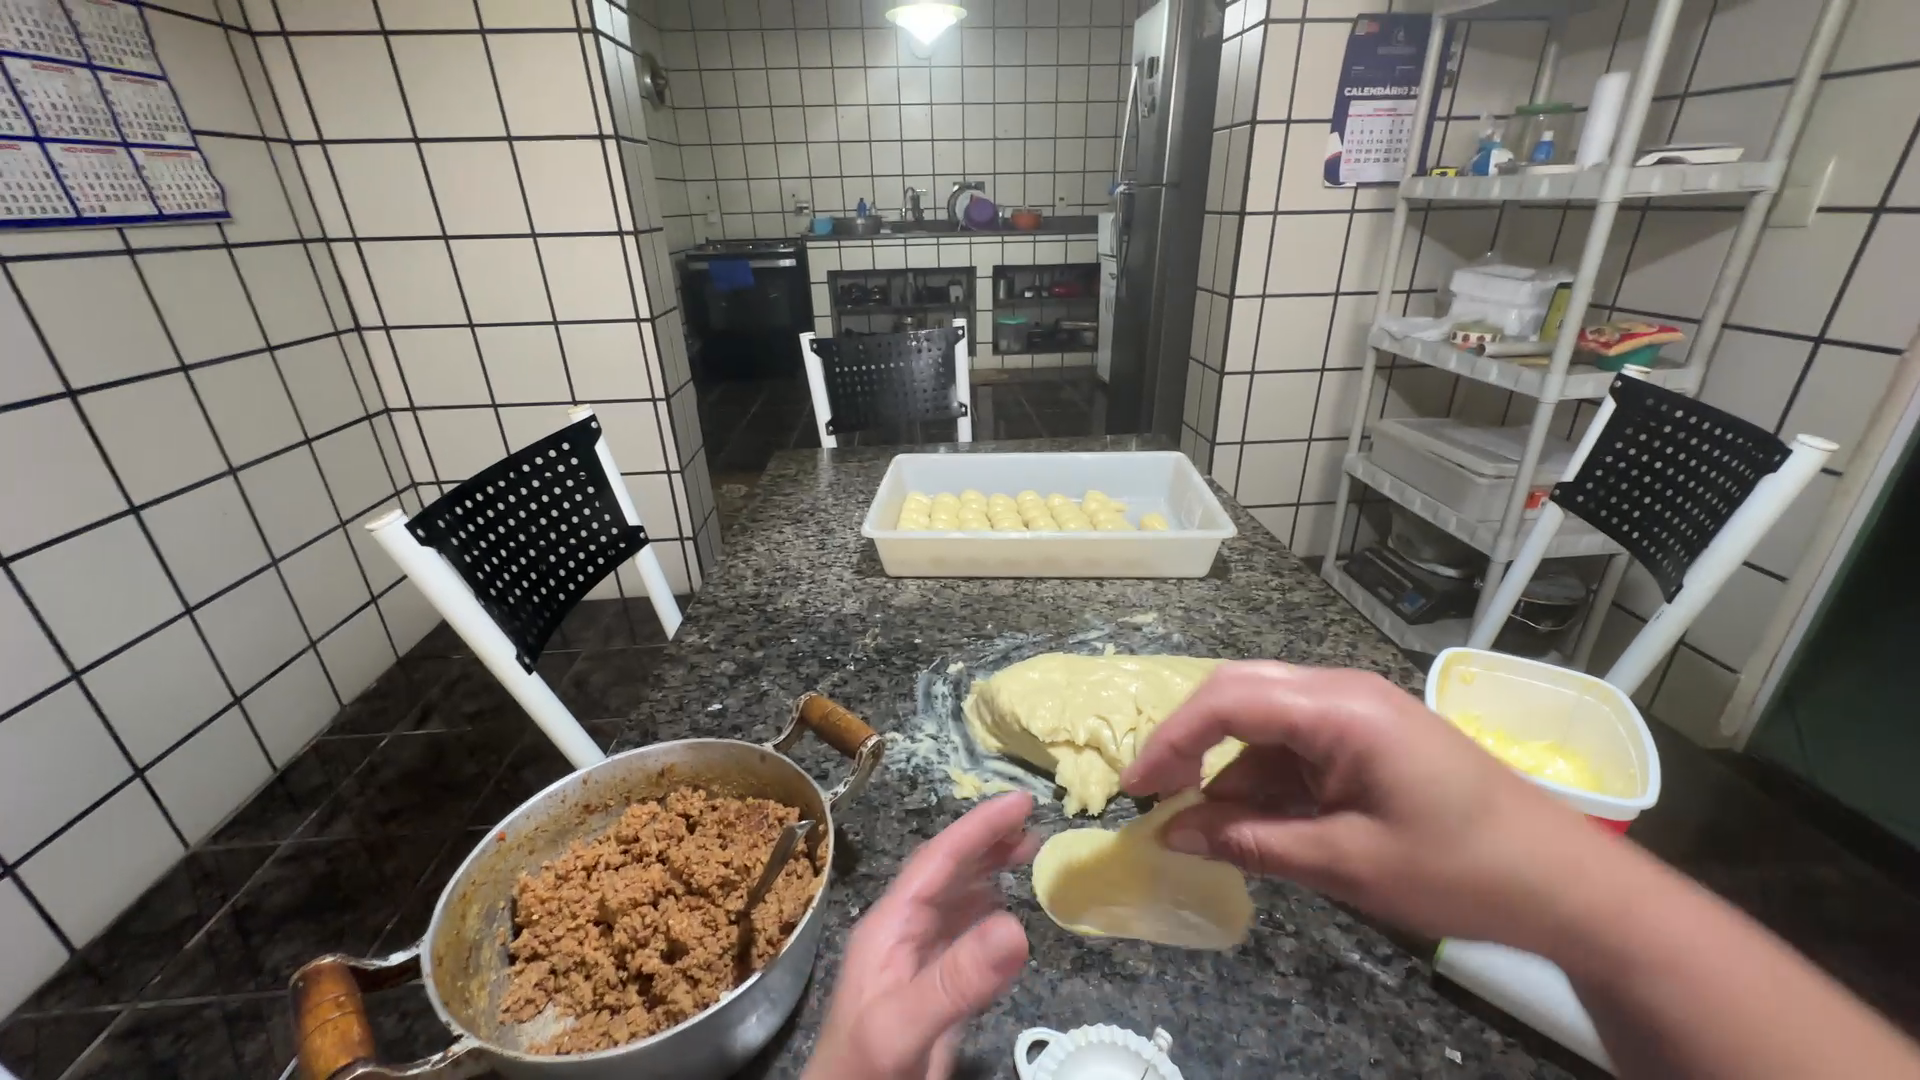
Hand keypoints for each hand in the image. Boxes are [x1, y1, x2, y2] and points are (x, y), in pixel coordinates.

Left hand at [802, 792, 1038, 1079]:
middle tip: (1032, 822)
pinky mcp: (932, 988)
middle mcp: (903, 931)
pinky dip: (989, 913)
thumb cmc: (862, 1068)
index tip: (1020, 802)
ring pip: (956, 898)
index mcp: (890, 925)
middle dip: (986, 841)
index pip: (938, 860)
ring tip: (1027, 851)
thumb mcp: (904, 1024)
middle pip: (947, 871)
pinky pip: (964, 934)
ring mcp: (916, 959)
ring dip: (989, 870)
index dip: (978, 828)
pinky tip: (1006, 913)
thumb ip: (956, 979)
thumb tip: (1017, 925)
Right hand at [1120, 662, 1603, 948]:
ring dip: (1227, 768)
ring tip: (1206, 825)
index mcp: (1339, 708)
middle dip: (1190, 742)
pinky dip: (1263, 779)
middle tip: (1157, 795)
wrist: (1572, 888)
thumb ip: (1250, 843)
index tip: (1136, 789)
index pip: (1227, 700)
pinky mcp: (1364, 736)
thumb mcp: (1346, 864)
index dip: (1171, 740)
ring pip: (1261, 721)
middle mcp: (1341, 692)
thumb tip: (1172, 835)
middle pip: (1238, 693)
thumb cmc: (1463, 872)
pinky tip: (1255, 822)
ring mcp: (1355, 711)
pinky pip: (1292, 744)